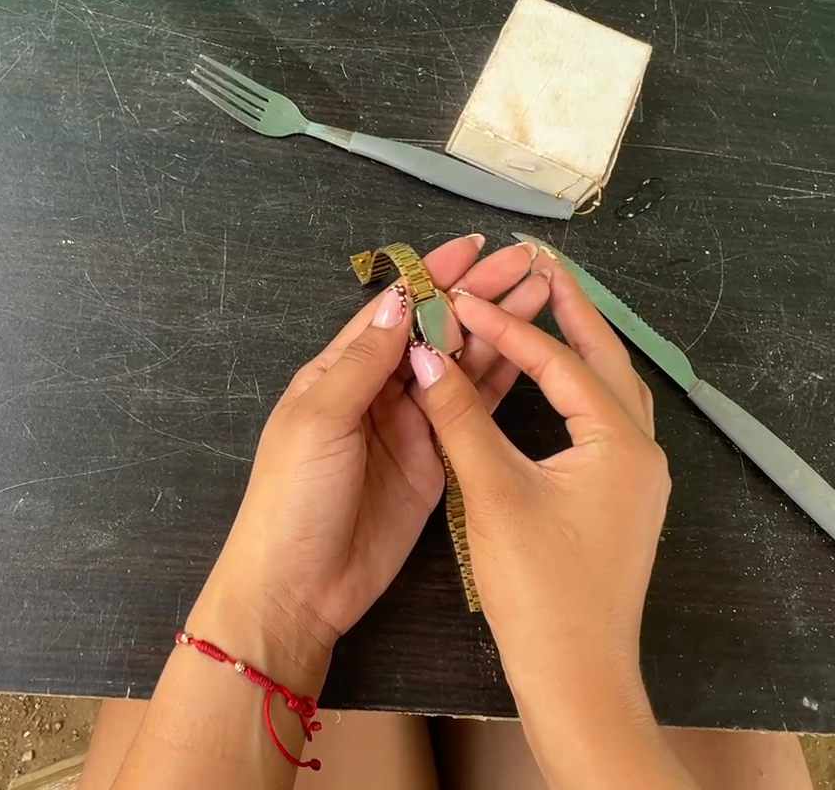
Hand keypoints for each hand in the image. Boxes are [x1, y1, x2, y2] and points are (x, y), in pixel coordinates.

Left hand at [189, 234, 548, 688]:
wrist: (299, 587)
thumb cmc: (295, 495)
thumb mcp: (320, 420)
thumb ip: (363, 362)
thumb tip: (400, 299)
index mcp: (340, 370)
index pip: (393, 310)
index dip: (433, 277)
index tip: (474, 247)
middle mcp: (377, 389)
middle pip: (433, 331)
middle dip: (476, 296)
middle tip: (526, 264)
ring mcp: (410, 425)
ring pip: (458, 366)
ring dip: (496, 331)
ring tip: (539, 295)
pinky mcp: (436, 461)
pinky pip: (469, 411)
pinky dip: (497, 381)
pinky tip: (528, 353)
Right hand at [408, 256, 694, 788]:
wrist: (576, 679)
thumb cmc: (539, 586)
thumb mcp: (493, 492)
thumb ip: (459, 416)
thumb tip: (425, 353)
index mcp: (619, 442)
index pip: (559, 362)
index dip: (507, 326)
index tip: (462, 297)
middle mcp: (640, 450)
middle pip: (607, 358)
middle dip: (573, 308)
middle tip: (540, 262)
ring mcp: (635, 475)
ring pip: (611, 386)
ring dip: (580, 341)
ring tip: (548, 301)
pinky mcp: (619, 495)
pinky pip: (602, 415)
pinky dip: (577, 381)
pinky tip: (552, 375)